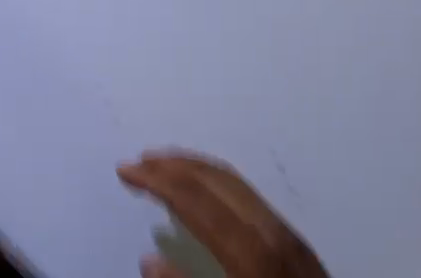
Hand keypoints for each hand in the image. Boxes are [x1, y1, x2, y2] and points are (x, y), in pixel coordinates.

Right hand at [119, 152, 327, 277]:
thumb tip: (148, 258)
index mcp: (249, 253)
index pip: (193, 199)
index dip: (155, 180)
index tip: (125, 169)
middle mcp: (268, 230)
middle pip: (211, 180)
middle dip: (170, 165)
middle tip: (138, 162)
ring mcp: (285, 232)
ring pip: (232, 180)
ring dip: (192, 166)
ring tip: (162, 165)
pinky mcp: (295, 240)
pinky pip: (246, 192)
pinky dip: (215, 178)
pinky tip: (202, 187)